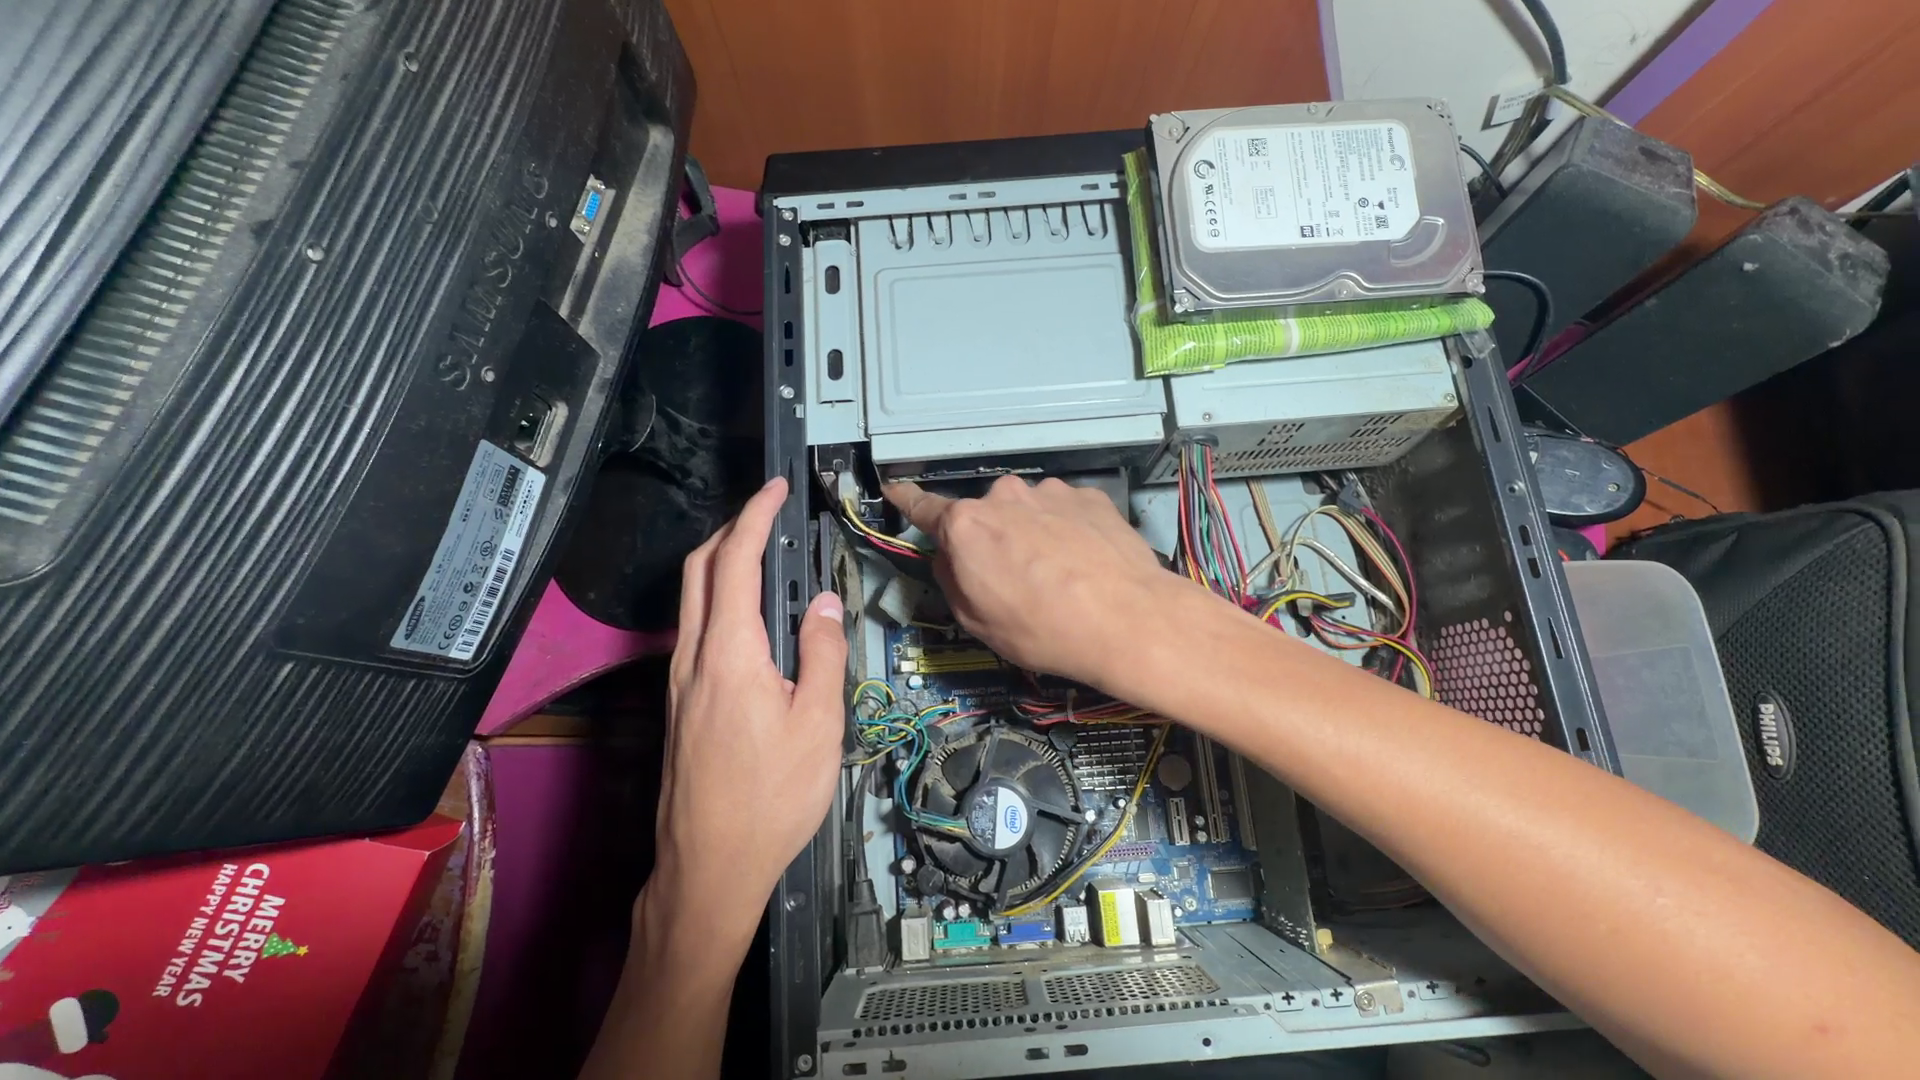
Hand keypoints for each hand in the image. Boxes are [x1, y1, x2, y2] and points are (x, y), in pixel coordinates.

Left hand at [650, 476, 847, 938]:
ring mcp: (677, 681)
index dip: (754, 516)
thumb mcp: (818, 725)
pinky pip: (693, 628)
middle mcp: (692, 658)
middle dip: (730, 528)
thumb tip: (821, 603)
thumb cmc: (771, 800)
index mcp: (729, 654)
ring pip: (690, 598)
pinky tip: (746, 617)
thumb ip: (820, 654)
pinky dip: (717, 598)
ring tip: (760, 554)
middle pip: (699, 569)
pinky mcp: (677, 704)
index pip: (735, 561)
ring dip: (720, 562)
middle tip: (767, 514)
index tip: (774, 489)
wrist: (708, 866)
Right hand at [886, 476, 1182, 688]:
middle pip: (984, 518)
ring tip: (1057, 578)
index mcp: (966, 526)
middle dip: (990, 542)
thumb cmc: (1046, 628)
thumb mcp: (976, 622)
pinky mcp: (1089, 497)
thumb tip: (951, 561)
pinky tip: (1083, 565)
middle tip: (1011, 583)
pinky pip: (1064, 513)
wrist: (1128, 619)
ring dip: (1032, 537)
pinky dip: (1066, 533)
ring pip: (1027, 514)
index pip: (924, 509)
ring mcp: (1050, 493)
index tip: (895, 490)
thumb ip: (952, 581)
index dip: (907, 501)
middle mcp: (1004, 497)